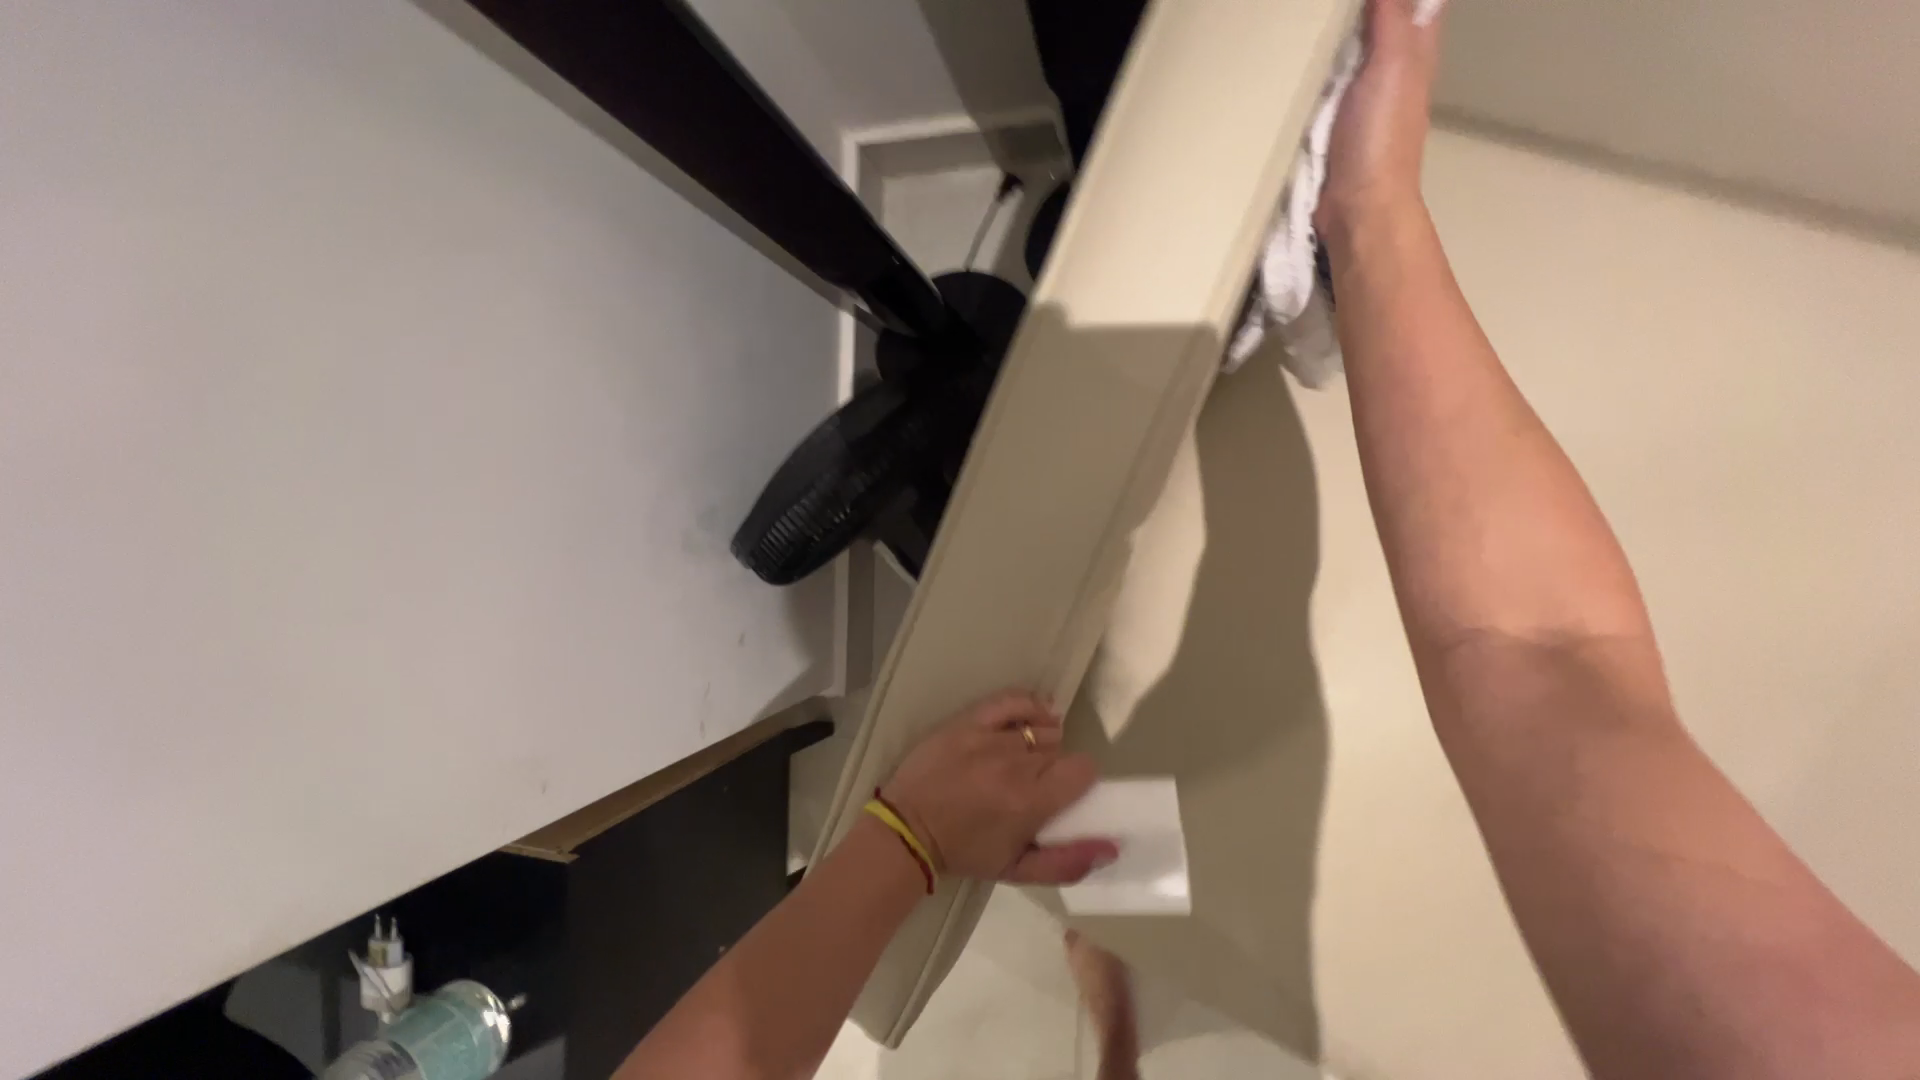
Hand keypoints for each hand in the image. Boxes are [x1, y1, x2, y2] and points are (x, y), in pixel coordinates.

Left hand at [881, 690, 1117, 885]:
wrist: (908, 829)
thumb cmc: (964, 851)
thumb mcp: (1017, 870)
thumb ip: (1068, 862)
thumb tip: (1112, 847)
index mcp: (1029, 802)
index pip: (1083, 770)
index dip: (1080, 780)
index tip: (1067, 791)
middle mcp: (1013, 764)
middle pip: (1059, 750)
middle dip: (1054, 768)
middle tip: (1034, 786)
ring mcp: (988, 738)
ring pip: (1038, 728)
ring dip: (1039, 742)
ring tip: (1025, 758)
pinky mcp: (967, 721)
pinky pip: (1012, 700)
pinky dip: (1029, 705)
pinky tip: (1036, 715)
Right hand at [1319, 0, 1444, 237]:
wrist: (1357, 209)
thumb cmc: (1380, 140)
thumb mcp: (1392, 66)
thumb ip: (1390, 21)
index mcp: (1414, 54)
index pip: (1419, 6)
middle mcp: (1392, 75)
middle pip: (1384, 27)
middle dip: (1365, 12)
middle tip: (1326, 5)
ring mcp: (1361, 106)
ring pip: (1352, 58)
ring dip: (1335, 41)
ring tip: (1306, 22)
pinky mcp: (1332, 132)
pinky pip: (1323, 91)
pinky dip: (1312, 76)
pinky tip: (1293, 69)